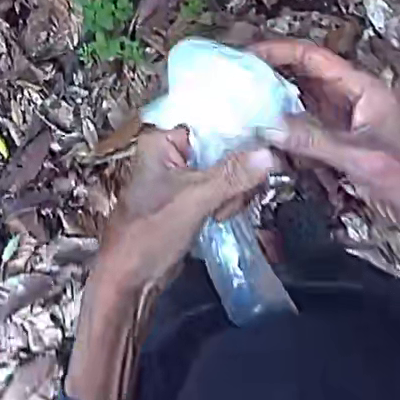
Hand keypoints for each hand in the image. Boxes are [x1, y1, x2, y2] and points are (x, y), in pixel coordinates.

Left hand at [67, 126, 273, 399]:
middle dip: (235, 171)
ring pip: (225, 168)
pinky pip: (221, 186)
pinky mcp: (190, 196)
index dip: (239, 129)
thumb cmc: (150, 232)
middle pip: (222, 144)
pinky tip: (223, 216)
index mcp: (162, 138)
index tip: (266, 142)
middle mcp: (171, 150)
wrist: (130, 280)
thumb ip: (232, 175)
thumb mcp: (194, 199)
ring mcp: (181, 174)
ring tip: (222, 212)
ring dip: (233, 190)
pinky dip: (228, 199)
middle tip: (235, 195)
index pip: (209, 119)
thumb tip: (270, 154)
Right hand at [249, 38, 399, 260]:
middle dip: (270, 78)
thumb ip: (315, 140)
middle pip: (303, 79)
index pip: (312, 57)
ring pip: (304, 107)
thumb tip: (267, 124)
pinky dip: (290, 137)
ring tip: (243, 111)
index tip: (244, 55)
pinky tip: (270, 145)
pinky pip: (310, 134)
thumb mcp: (363, 158)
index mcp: (362, 88)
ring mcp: (349, 123)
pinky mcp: (347, 146)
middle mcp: (352, 99)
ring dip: (277, 109)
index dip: (277, 50)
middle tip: (234, 84)